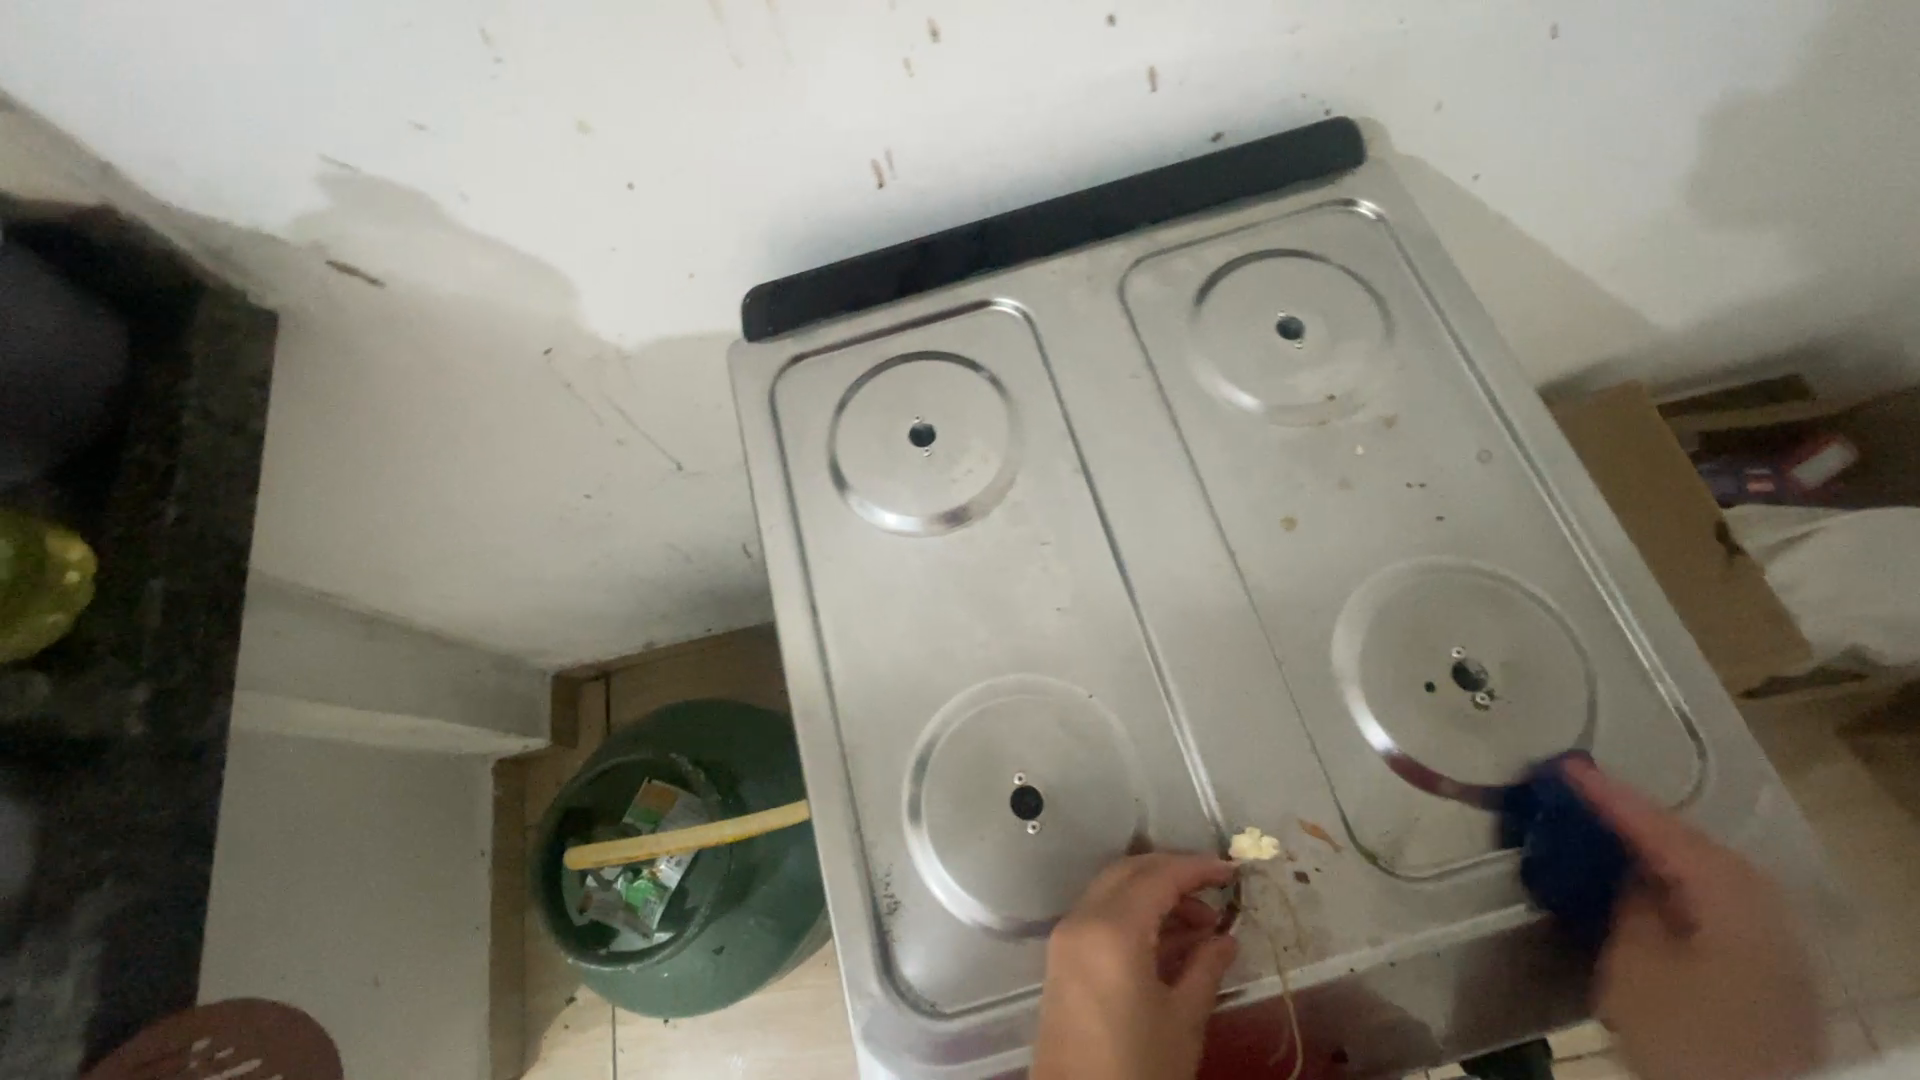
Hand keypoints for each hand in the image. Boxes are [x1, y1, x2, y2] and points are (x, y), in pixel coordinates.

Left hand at [1032, 853, 1238, 1079]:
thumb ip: (1206, 968)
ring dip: (1154, 896)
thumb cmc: (1137, 1070)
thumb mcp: (1183, 1021)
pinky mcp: (1062, 960)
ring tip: (1203, 928)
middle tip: (1216, 894)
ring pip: (1113, 892)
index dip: (1197, 868)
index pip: (1158, 876)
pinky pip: (1101, 917)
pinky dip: (1134, 916)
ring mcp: (1066, 939)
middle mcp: (1082, 920)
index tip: (1233, 871)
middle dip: (1173, 875)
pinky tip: (1171, 943)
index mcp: (1112, 929)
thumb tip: (1226, 938)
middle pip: (1129, 873)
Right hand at [1564, 758, 1822, 1079]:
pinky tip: (1643, 877)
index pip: (1658, 828)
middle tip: (1580, 791)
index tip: (1564, 766)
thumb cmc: (1687, 1030)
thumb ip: (1630, 903)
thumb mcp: (1636, 964)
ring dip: (1653, 846)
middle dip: (1634, 816)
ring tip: (1603, 826)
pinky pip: (1710, 894)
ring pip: (1702, 868)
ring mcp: (1771, 934)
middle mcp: (1760, 902)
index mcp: (1729, 893)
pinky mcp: (1766, 962)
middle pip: (1689, 842)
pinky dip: (1671, 875)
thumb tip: (1627, 870)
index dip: (1607, 796)